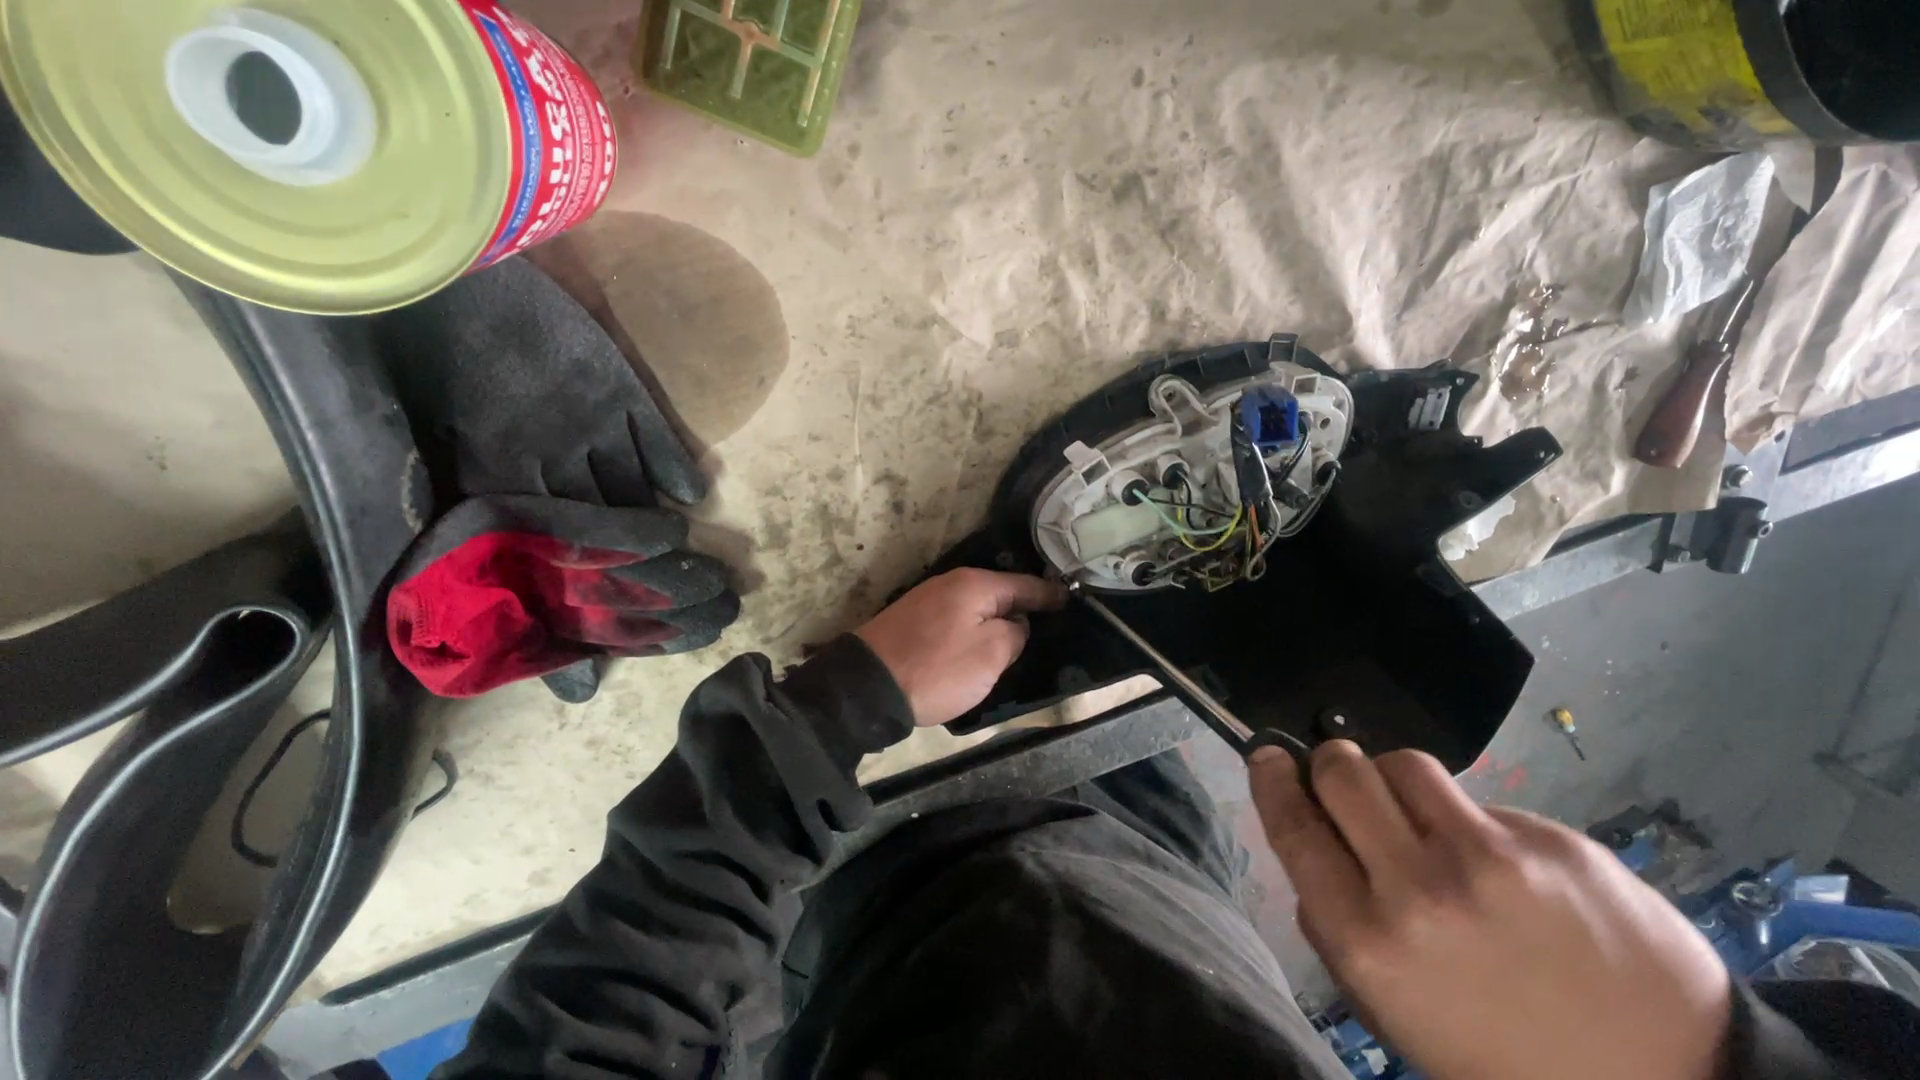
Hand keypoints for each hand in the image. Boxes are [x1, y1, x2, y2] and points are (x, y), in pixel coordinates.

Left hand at [854, 569, 1065, 726]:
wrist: (868, 688)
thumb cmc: (938, 669)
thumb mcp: (991, 654)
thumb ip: (1015, 634)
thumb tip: (1016, 625)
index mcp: (975, 584)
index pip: (1025, 584)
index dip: (1051, 594)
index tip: (1072, 600)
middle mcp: (951, 584)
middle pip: (999, 594)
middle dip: (1025, 606)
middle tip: (1053, 621)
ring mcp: (928, 602)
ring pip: (976, 609)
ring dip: (998, 621)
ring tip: (1023, 637)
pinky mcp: (912, 623)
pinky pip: (957, 621)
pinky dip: (975, 630)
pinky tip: (982, 645)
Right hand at [1250, 741, 1731, 1079]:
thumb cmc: (1502, 1058)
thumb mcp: (1392, 1013)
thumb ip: (1336, 930)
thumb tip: (1314, 854)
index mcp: (1368, 942)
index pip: (1294, 827)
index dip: (1272, 780)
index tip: (1268, 757)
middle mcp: (1418, 887)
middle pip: (1342, 772)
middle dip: (1330, 765)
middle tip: (1339, 781)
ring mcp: (1490, 857)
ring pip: (1405, 763)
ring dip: (1393, 780)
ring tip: (1416, 813)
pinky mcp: (1553, 841)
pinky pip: (1479, 801)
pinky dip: (1468, 820)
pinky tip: (1499, 865)